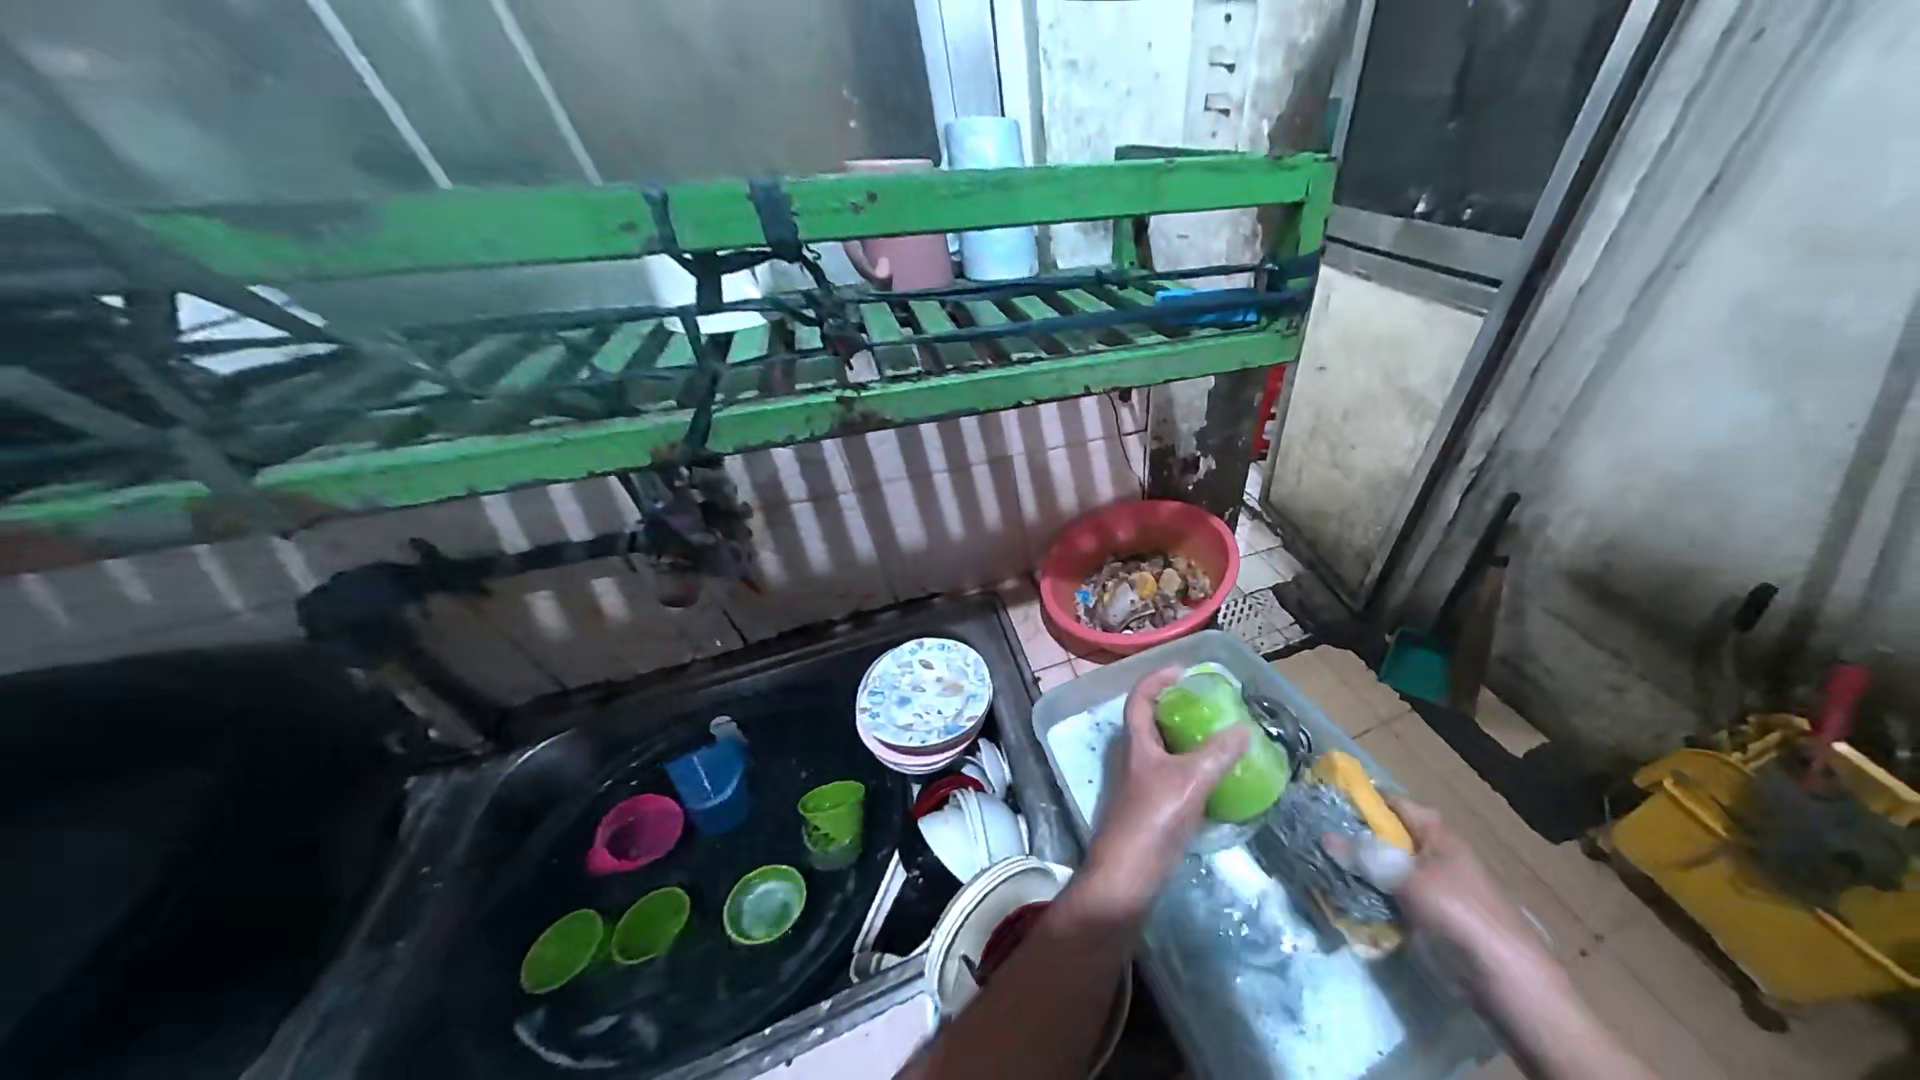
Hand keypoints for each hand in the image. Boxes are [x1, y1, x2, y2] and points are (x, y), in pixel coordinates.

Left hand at [1077, 667, 1248, 920]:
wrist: (1128, 876)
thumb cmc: (1152, 819)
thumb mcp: (1189, 781)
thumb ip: (1216, 755)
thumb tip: (1244, 729)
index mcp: (1136, 744)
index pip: (1140, 699)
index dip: (1157, 680)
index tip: (1182, 671)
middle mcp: (1134, 759)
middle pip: (1150, 723)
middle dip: (1175, 709)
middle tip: (1208, 705)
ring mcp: (1141, 785)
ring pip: (1163, 751)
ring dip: (1186, 740)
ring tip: (1218, 737)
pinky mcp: (1151, 809)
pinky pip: (1172, 776)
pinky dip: (1192, 769)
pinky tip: (1216, 779)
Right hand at [1333, 797, 1546, 977]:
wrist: (1505, 980)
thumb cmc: (1459, 913)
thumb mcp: (1406, 878)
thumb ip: (1364, 856)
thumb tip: (1324, 836)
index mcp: (1436, 833)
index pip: (1392, 803)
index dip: (1361, 799)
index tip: (1324, 800)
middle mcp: (1432, 853)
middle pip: (1385, 836)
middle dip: (1351, 837)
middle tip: (1313, 837)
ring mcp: (1430, 886)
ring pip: (1383, 868)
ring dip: (1357, 870)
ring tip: (1320, 867)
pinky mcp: (1426, 915)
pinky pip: (1388, 896)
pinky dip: (1368, 897)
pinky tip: (1343, 899)